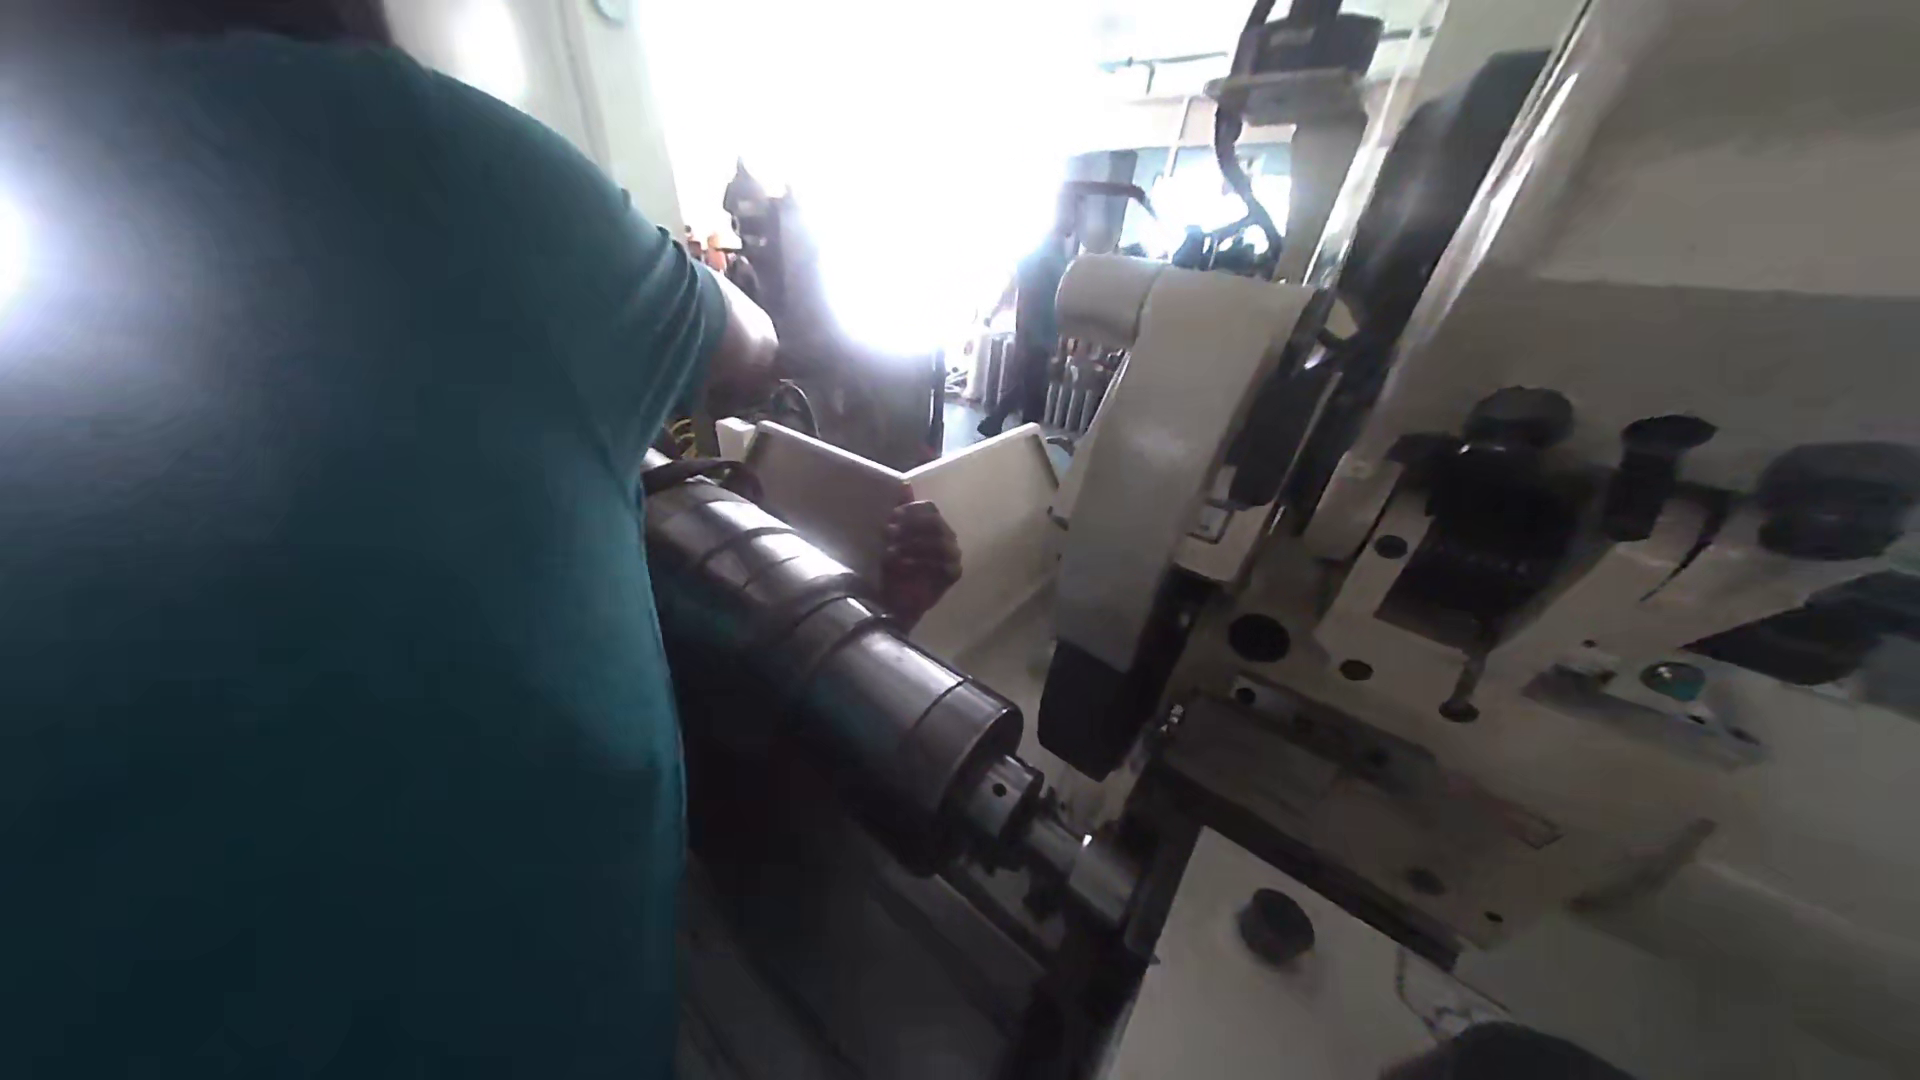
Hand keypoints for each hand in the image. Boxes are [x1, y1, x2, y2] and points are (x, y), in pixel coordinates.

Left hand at [880, 489, 960, 628]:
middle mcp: (947, 536)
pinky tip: (903, 566)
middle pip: (935, 523)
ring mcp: (953, 555)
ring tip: (891, 553)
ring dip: (912, 545)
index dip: (911, 510)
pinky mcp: (954, 573)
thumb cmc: (895, 565)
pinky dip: (920, 564)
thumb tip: (904, 484)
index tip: (892, 517)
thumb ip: (900, 511)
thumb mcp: (892, 536)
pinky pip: (942, 564)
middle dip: (910, 527)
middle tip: (888, 534)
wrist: (896, 599)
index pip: (930, 508)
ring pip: (939, 542)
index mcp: (934, 524)